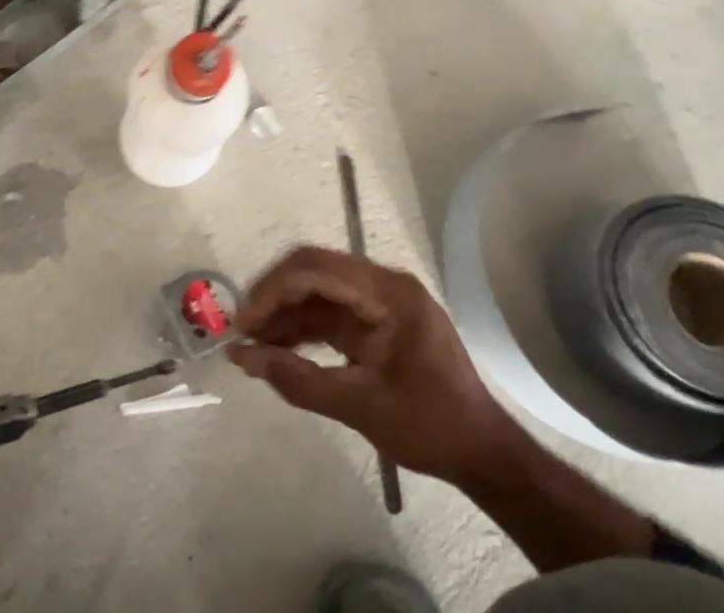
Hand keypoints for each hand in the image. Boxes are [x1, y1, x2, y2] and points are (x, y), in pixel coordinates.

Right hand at [230, 246, 519, 485]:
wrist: (483, 454)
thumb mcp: (358, 406)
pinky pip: (328, 312)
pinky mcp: (376, 324)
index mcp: (390, 294)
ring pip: (316, 291)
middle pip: (313, 271)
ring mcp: (381, 303)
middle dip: (272, 297)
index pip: (317, 270)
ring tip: (250, 344)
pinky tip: (275, 349)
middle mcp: (385, 286)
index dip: (272, 292)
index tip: (243, 325)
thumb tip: (241, 358)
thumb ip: (296, 379)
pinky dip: (300, 328)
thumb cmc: (430, 426)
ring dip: (282, 313)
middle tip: (241, 330)